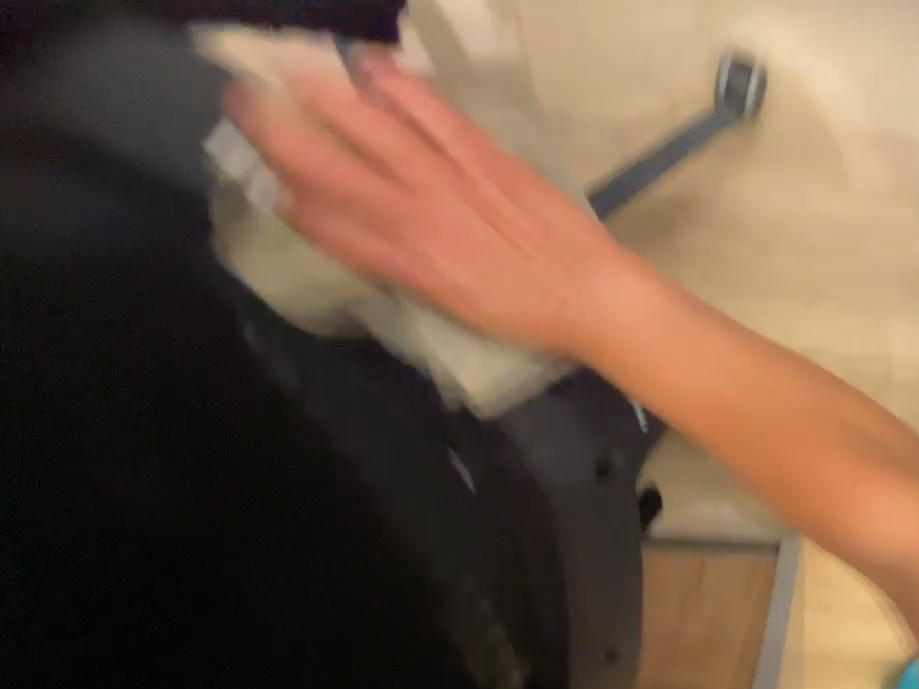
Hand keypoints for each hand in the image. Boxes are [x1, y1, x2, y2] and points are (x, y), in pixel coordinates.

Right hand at [224, 52, 640, 355]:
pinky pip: (438, 118)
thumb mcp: (462, 307)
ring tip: (300, 72)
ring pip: (377, 134)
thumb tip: (376, 244)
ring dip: (332, 100)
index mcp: (410, 266)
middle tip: (246, 103)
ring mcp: (454, 186)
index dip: (297, 205)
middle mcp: (419, 220)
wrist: (594, 298)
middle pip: (334, 170)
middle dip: (283, 135)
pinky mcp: (491, 163)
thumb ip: (414, 273)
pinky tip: (377, 67)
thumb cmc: (533, 314)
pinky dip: (403, 90)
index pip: (331, 230)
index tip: (278, 188)